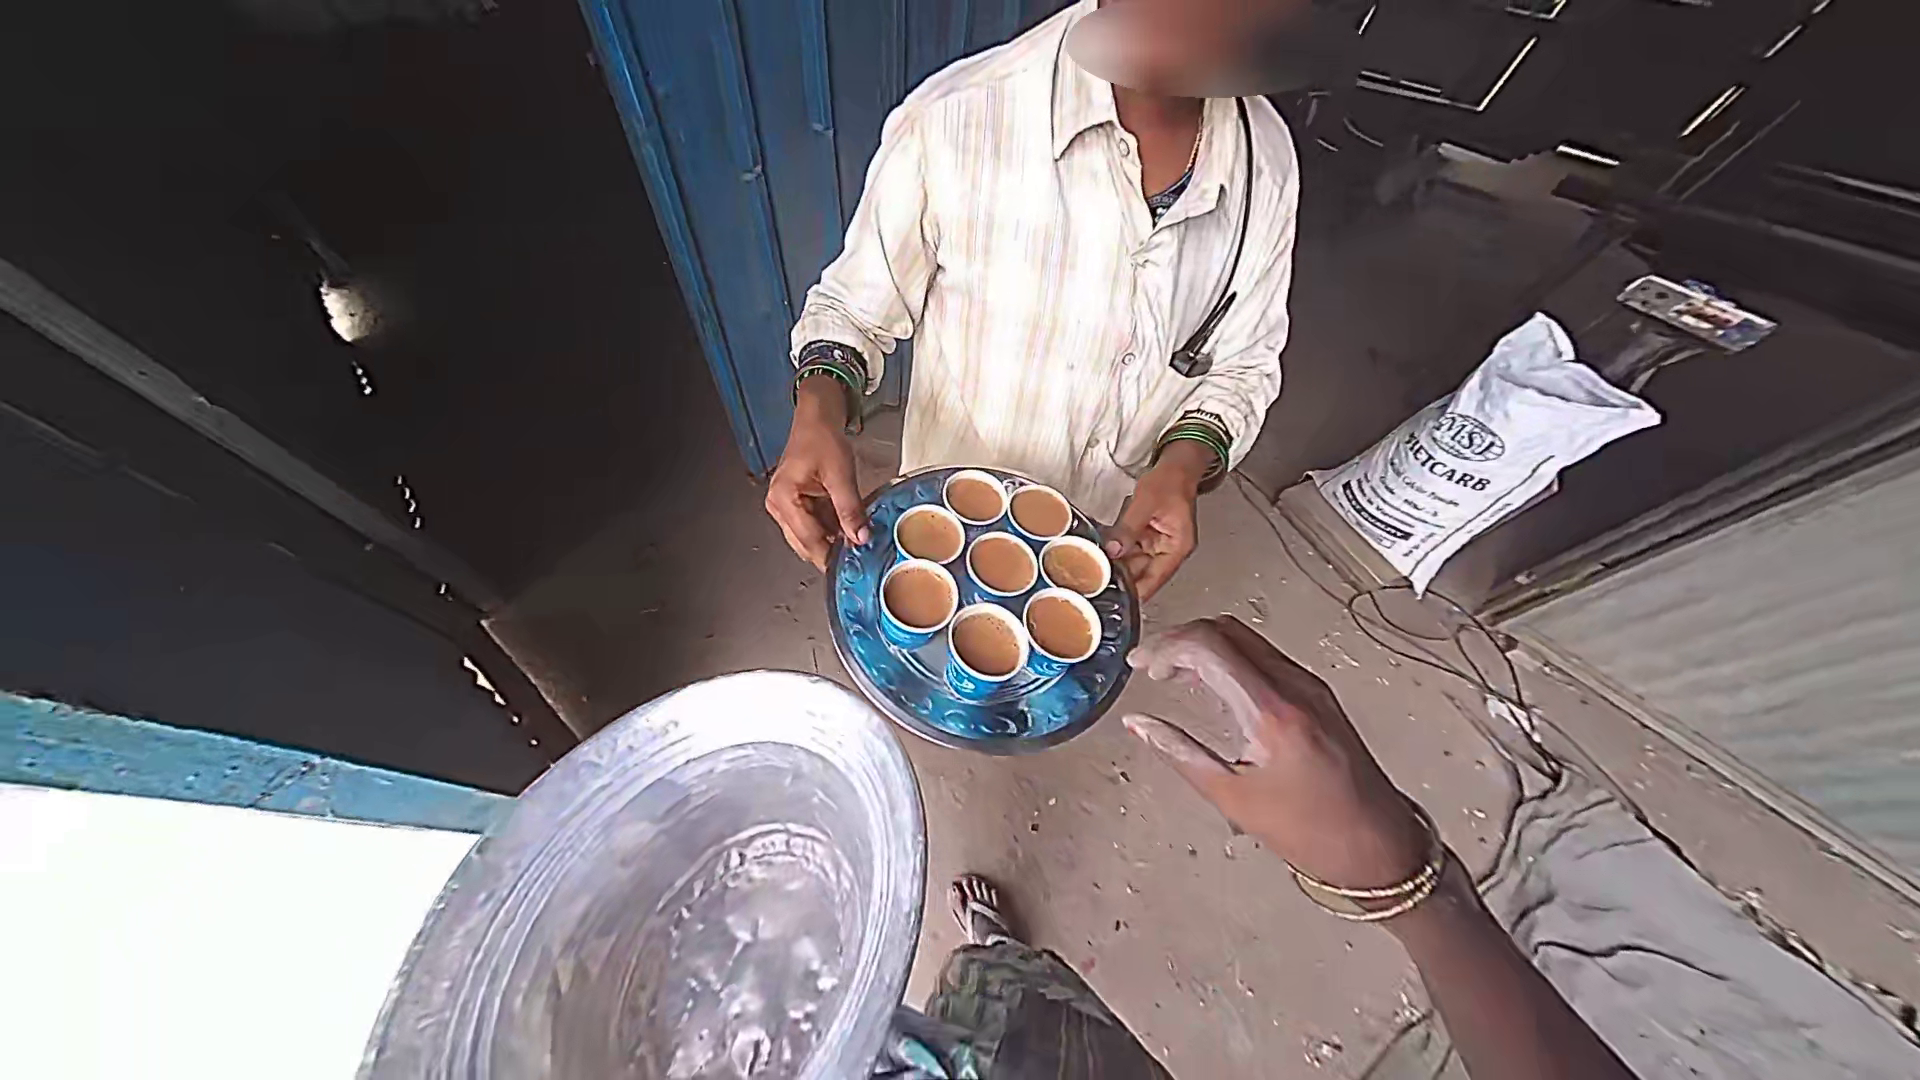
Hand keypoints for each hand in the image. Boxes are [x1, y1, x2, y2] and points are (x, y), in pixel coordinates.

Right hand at [765, 378, 869, 569]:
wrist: (817, 417)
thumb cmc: (820, 437)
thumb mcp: (840, 475)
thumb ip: (850, 509)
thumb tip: (860, 537)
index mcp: (783, 499)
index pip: (808, 540)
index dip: (832, 555)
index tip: (851, 566)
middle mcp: (779, 506)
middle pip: (806, 543)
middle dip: (832, 551)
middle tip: (858, 558)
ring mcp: (786, 506)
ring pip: (811, 537)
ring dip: (832, 541)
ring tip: (856, 542)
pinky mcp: (797, 504)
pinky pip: (814, 525)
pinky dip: (831, 529)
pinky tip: (849, 530)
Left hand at [1105, 442, 1208, 602]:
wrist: (1175, 466)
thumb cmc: (1170, 482)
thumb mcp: (1145, 504)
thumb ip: (1128, 529)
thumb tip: (1113, 550)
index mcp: (1177, 548)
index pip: (1155, 579)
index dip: (1137, 592)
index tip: (1118, 603)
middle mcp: (1168, 550)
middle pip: (1142, 574)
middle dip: (1120, 579)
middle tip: (1096, 584)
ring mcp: (1156, 545)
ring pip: (1133, 563)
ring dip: (1115, 566)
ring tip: (1093, 571)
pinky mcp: (1145, 537)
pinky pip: (1129, 550)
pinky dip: (1115, 551)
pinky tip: (1099, 554)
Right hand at [1124, 616, 1427, 889]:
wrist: (1383, 850)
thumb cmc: (1313, 833)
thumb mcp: (1233, 798)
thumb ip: (1178, 752)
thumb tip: (1138, 724)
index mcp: (1271, 711)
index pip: (1207, 646)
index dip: (1165, 647)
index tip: (1141, 665)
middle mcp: (1293, 686)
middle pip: (1223, 629)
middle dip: (1178, 639)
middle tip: (1151, 664)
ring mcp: (1308, 685)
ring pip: (1242, 636)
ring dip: (1200, 645)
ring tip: (1171, 672)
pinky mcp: (1315, 693)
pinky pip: (1260, 654)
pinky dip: (1224, 656)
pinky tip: (1208, 681)